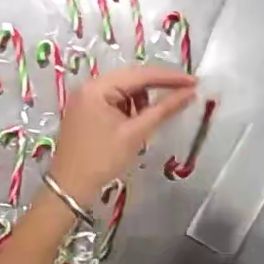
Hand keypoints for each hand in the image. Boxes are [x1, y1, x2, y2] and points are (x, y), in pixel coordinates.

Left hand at [48, 66, 198, 200]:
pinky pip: (113, 102)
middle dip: (157, 87)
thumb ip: (163, 110)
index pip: (140, 74)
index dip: (169, 77)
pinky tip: (137, 123)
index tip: (194, 81)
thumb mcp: (135, 134)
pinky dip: (129, 109)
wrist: (70, 188)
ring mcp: (85, 100)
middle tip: (184, 92)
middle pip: (130, 79)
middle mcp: (88, 87)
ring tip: (153, 117)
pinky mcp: (85, 113)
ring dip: (142, 100)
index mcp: (97, 88)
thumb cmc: (102, 160)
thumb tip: (189, 92)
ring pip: (123, 91)